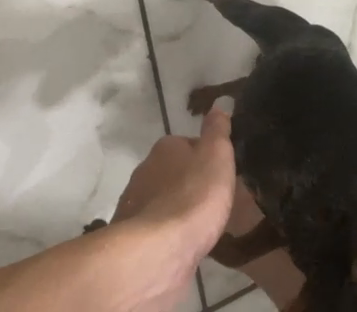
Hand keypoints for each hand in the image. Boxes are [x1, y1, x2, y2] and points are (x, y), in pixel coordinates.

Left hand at [111, 108, 236, 269]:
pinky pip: (157, 230)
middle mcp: (145, 170)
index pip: (189, 145)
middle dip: (191, 185)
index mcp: (165, 148)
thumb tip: (218, 105)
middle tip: (214, 201)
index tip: (222, 174)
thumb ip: (217, 130)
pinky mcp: (133, 237)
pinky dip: (169, 235)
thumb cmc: (193, 197)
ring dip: (178, 210)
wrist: (158, 251)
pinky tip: (184, 247)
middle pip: (173, 173)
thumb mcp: (216, 156)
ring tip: (201, 226)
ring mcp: (135, 205)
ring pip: (163, 202)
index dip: (207, 158)